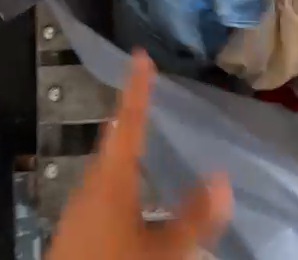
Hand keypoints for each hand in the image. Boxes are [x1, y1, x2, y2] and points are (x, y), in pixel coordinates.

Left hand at [48, 53, 230, 259]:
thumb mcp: (165, 253)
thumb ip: (194, 217)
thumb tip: (222, 177)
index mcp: (112, 181)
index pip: (129, 123)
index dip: (137, 89)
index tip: (140, 57)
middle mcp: (90, 186)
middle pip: (113, 143)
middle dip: (130, 119)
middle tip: (146, 93)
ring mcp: (78, 209)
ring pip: (106, 170)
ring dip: (125, 152)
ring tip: (142, 138)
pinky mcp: (75, 231)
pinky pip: (101, 192)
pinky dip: (119, 182)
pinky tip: (130, 199)